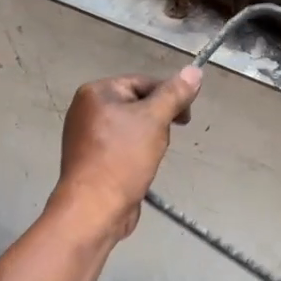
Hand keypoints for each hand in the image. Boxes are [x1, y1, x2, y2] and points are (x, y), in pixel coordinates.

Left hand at [47, 68, 203, 240]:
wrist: (94, 209)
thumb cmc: (123, 159)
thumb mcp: (155, 120)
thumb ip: (175, 94)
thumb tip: (194, 70)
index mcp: (96, 93)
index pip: (144, 82)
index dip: (169, 97)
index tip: (184, 119)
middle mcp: (87, 109)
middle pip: (138, 104)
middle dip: (158, 121)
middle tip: (163, 141)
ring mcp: (87, 136)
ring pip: (133, 127)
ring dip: (150, 139)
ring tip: (150, 157)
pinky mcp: (92, 158)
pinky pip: (122, 146)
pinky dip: (136, 153)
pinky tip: (140, 168)